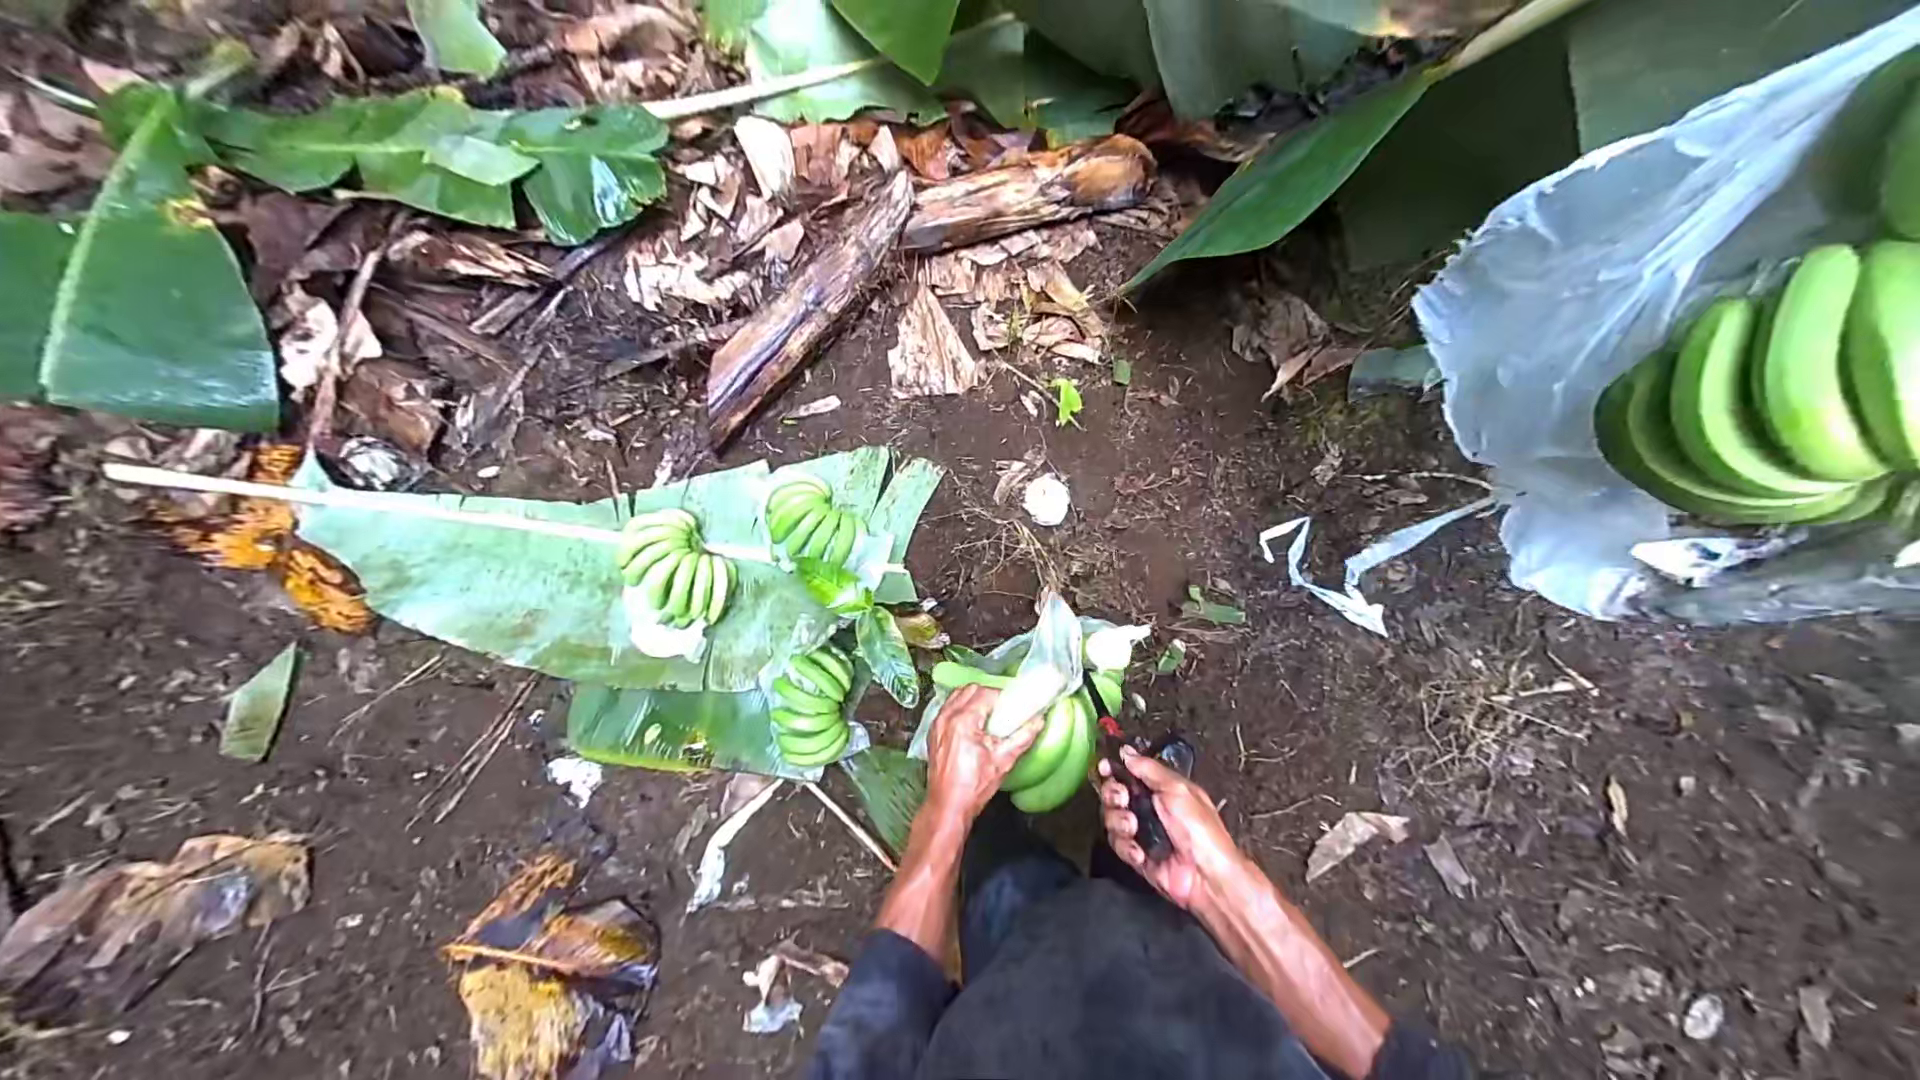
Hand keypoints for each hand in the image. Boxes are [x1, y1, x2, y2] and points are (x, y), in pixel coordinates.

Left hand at [925, 684, 1044, 822]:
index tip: (1014, 706)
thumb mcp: (1004, 760)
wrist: (948, 806)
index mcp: (963, 720)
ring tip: (989, 715)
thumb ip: (1023, 737)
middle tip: (1003, 709)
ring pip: (957, 696)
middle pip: (971, 690)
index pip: (987, 693)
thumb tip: (1038, 721)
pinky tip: (972, 723)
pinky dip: (961, 707)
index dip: (1003, 697)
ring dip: (974, 698)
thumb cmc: (973, 786)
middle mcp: (947, 717)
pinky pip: (948, 707)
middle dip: (989, 695)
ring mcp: (937, 723)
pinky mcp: (933, 732)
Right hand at [1099, 747, 1248, 913]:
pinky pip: (1118, 845)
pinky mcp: (1136, 855)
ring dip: (1119, 821)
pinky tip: (1139, 852)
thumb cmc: (1200, 829)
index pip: (1130, 773)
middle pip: (1113, 794)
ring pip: (1111, 818)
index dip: (1114, 770)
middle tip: (1122, 799)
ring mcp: (1141, 832)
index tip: (1105, 768)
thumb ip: (1149, 769)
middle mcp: (1148, 808)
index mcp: (1161, 789)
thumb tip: (1127, 752)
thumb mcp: (1177, 789)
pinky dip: (1126, 847)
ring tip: (1133, 828)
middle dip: (1113, 794)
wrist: (1206, 876)